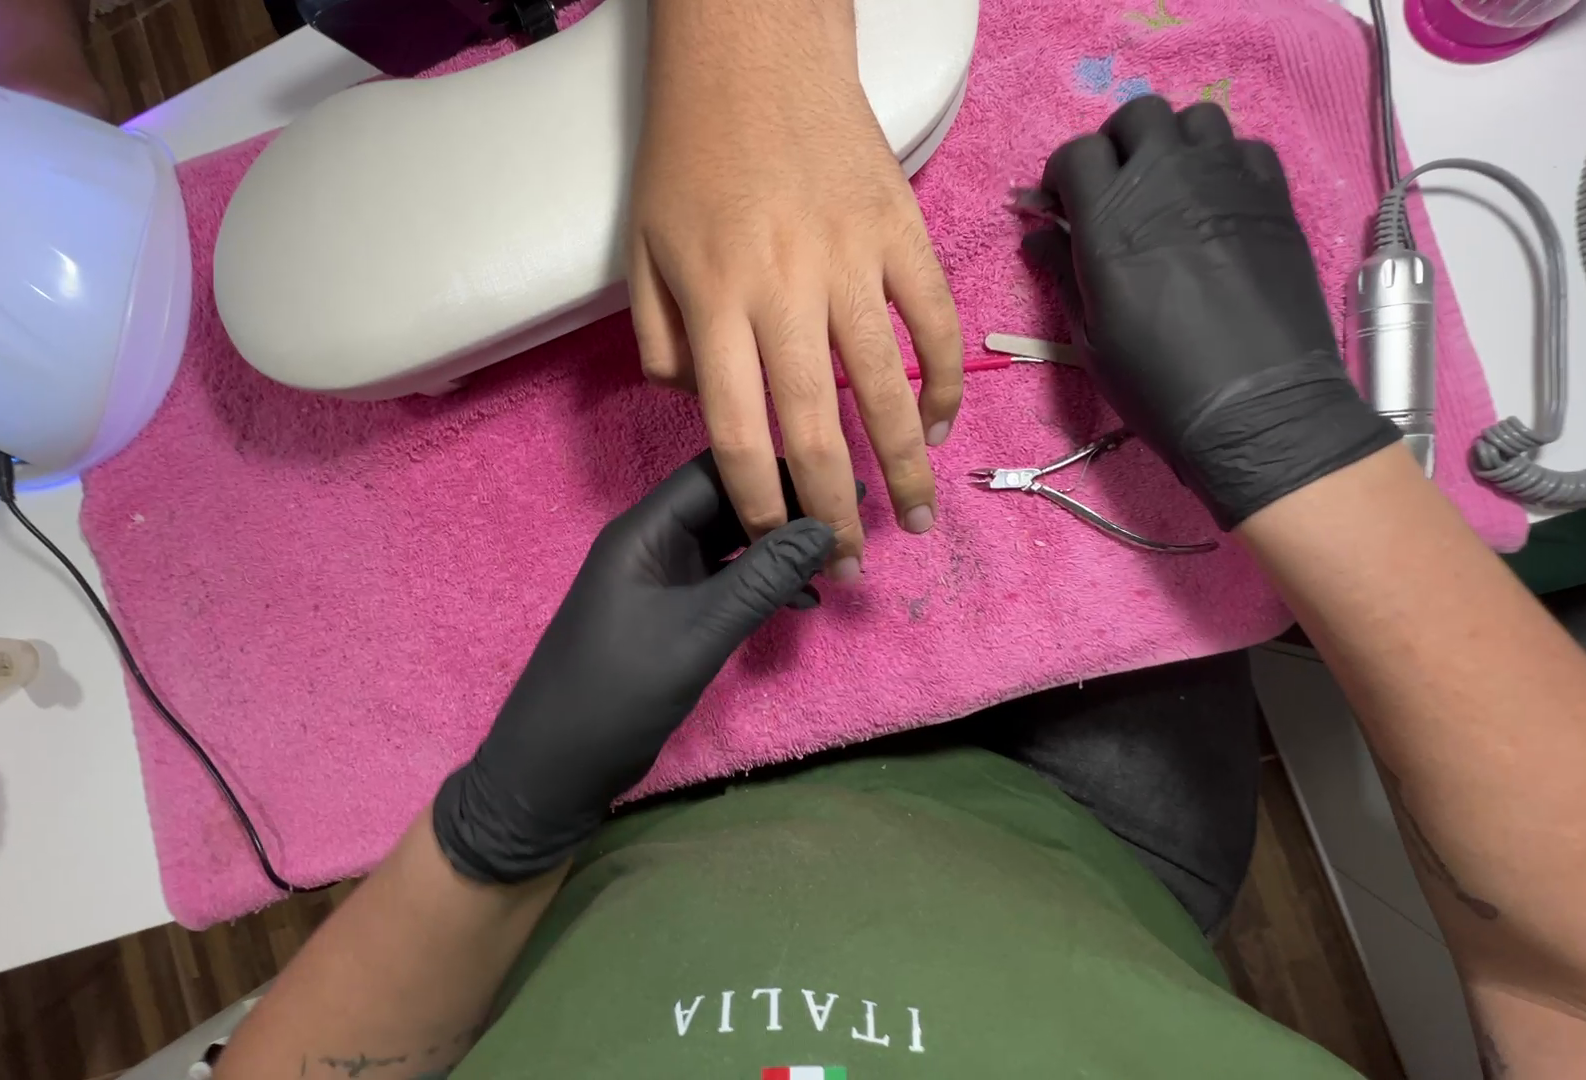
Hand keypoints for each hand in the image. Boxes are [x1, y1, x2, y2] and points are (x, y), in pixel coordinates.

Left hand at [432, 452, 836, 882]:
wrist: (555, 769)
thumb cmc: (616, 693)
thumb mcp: (697, 633)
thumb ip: (762, 578)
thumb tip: (827, 527)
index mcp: (644, 531)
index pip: (718, 474)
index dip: (780, 474)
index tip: (840, 486)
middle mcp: (652, 543)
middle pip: (728, 507)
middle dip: (787, 515)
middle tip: (851, 524)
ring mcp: (660, 579)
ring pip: (730, 546)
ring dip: (779, 554)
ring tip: (837, 564)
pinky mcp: (669, 613)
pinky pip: (724, 583)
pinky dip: (762, 588)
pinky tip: (802, 602)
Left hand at [627, 0, 961, 581]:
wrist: (755, 48)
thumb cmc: (690, 155)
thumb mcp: (641, 253)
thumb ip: (658, 345)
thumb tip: (697, 411)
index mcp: (715, 304)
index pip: (739, 434)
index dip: (761, 504)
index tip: (778, 546)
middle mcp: (785, 292)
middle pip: (817, 430)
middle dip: (837, 512)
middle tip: (855, 564)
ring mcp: (850, 260)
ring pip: (887, 388)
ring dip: (908, 466)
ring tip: (920, 519)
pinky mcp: (900, 230)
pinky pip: (933, 320)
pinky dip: (944, 378)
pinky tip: (942, 421)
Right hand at [1024, 96, 1396, 528]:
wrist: (1253, 405)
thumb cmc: (1155, 382)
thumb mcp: (1088, 337)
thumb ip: (1061, 272)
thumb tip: (1037, 235)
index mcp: (1110, 223)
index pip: (1076, 154)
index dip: (1061, 176)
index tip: (1060, 208)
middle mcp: (1169, 184)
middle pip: (1137, 117)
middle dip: (1114, 145)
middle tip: (1110, 190)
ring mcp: (1228, 182)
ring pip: (1194, 118)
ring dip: (1168, 145)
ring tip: (1163, 190)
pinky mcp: (1272, 195)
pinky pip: (1242, 147)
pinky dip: (1218, 161)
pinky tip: (1210, 203)